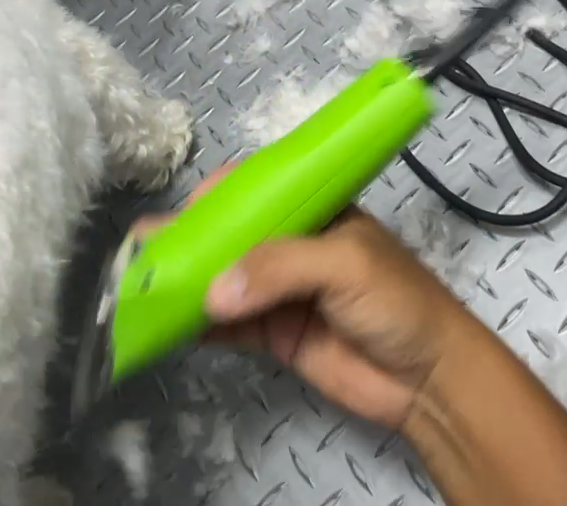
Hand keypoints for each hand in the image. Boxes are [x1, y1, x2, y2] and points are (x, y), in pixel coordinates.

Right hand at [144, 170, 471, 429]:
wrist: (427, 378)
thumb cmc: (397, 300)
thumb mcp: (346, 264)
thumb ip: (281, 268)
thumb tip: (212, 290)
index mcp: (314, 209)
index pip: (259, 188)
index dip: (221, 194)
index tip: (187, 211)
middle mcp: (291, 244)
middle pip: (232, 233)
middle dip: (191, 239)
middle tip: (146, 253)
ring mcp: (279, 290)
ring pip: (223, 278)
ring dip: (185, 283)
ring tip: (139, 288)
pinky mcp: (272, 334)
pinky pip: (225, 325)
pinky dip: (195, 325)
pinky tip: (163, 327)